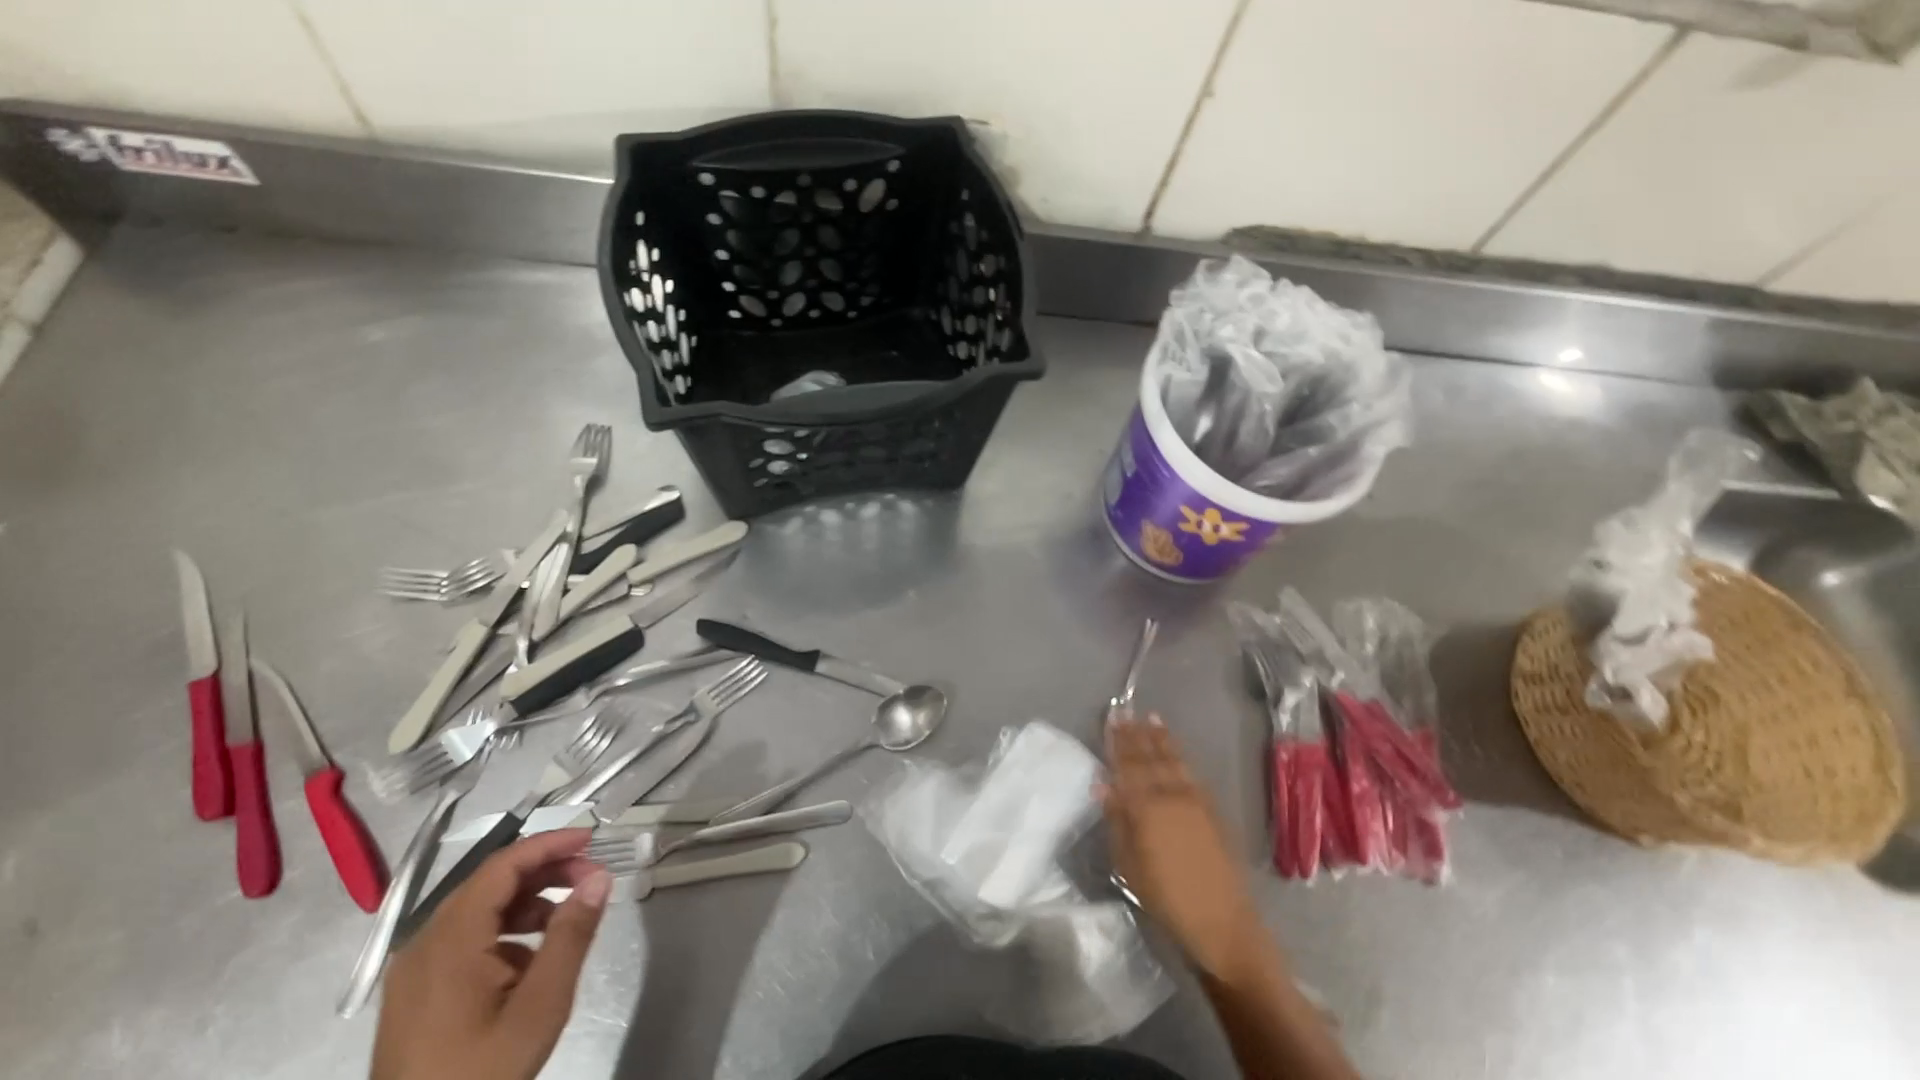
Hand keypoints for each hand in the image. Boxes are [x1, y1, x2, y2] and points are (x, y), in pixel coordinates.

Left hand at [371, 830, 611, 1079]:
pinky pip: (464, 940)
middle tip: (592, 880)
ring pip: (477, 912)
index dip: (548, 844)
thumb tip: (599, 879)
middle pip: (490, 884)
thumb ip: (571, 937)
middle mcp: (425, 941)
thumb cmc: (482, 1071)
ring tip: (569, 921)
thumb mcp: (540, 1006)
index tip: (592, 839)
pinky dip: (503, 934)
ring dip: (527, 904)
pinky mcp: (415, 991)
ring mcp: (415, 967)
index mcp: (450, 937)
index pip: (502, 865)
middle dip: (545, 873)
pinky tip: (531, 963)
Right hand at [1102, 710, 1266, 980]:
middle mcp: (1171, 796)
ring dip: (1161, 740)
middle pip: (1150, 759)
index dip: (1118, 742)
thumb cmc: (1166, 899)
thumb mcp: (1129, 866)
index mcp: (1146, 808)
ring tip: (1152, 719)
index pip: (1127, 766)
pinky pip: (1191, 774)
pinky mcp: (1212, 811)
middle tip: (1126, 712)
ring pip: (1174, 762)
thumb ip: (1117, 821)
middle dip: (1136, 735)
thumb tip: (1103, 784)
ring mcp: (1195, 802)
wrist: (1222, 920)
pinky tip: (1175, 753)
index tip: (1111, 718)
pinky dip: (1180, 758)